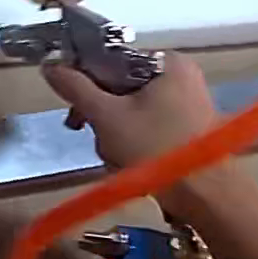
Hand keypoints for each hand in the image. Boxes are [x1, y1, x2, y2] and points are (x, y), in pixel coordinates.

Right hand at [41, 51, 217, 170]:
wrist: (208, 199)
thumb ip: (75, 87)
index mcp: (166, 62)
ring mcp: (188, 102)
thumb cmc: (156, 149)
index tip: (74, 106)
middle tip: (86, 130)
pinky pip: (146, 122)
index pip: (110, 58)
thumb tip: (49, 64)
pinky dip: (131, 138)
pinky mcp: (189, 127)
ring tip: (112, 153)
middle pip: (119, 83)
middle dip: (99, 110)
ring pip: (129, 105)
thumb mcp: (106, 116)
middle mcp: (181, 76)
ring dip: (111, 128)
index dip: (85, 80)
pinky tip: (126, 159)